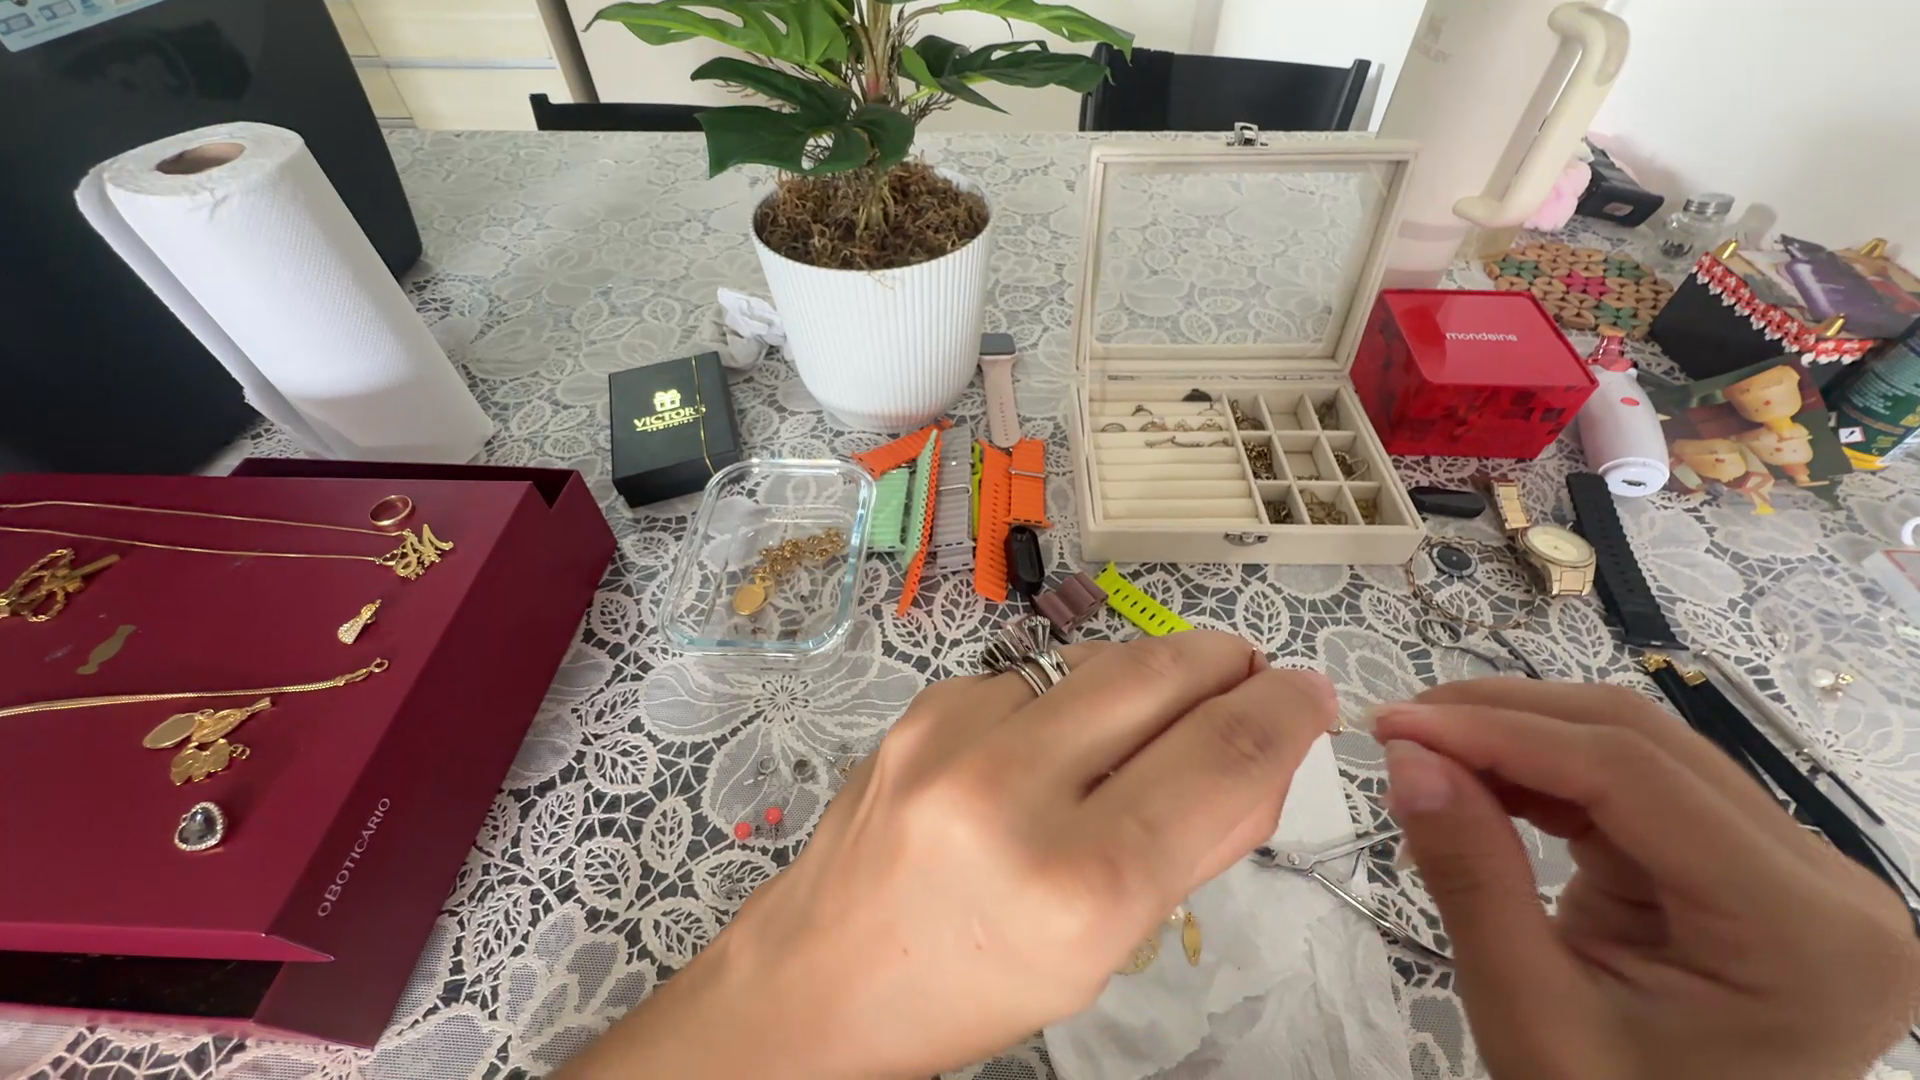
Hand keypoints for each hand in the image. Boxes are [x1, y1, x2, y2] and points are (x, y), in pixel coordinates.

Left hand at [560, 631, 1336, 1078]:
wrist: (826, 970)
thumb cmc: (977, 980)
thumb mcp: (1103, 943)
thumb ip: (1189, 842)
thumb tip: (1255, 752)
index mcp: (1080, 885)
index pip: (1219, 761)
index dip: (1282, 713)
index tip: (1306, 692)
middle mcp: (1013, 789)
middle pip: (1158, 676)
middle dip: (1223, 661)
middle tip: (1251, 668)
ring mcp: (953, 733)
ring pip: (1094, 660)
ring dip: (1148, 673)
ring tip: (1162, 704)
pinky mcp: (921, 705)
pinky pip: (1029, 674)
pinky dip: (1068, 691)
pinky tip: (1059, 730)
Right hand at [1369, 679, 1919, 1079]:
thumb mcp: (1528, 1012)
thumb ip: (1470, 878)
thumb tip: (1406, 756)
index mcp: (1804, 932)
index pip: (1630, 773)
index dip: (1498, 731)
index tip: (1392, 727)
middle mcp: (1820, 878)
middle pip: (1637, 739)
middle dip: (1500, 717)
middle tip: (1397, 731)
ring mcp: (1782, 864)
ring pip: (1626, 744)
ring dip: (1511, 735)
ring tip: (1422, 756)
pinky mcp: (1730, 859)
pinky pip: (1618, 780)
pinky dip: (1531, 771)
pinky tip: (1472, 784)